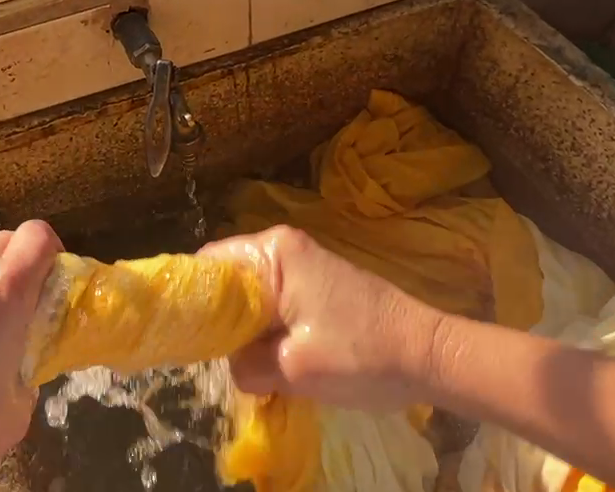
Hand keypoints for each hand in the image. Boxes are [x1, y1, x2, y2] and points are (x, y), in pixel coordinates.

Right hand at [199, 225, 449, 410]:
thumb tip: (233, 365)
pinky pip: (275, 298)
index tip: (184, 333)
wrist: (430, 355)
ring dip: (246, 325)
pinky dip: (267, 325)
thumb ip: (247, 365)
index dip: (194, 298)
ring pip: (253, 291)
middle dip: (221, 317)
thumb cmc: (361, 354)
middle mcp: (284, 246)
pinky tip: (271, 354)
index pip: (211, 263)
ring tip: (242, 360)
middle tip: (214, 356)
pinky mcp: (318, 281)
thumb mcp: (294, 369)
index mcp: (274, 252)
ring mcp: (303, 262)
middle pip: (230, 276)